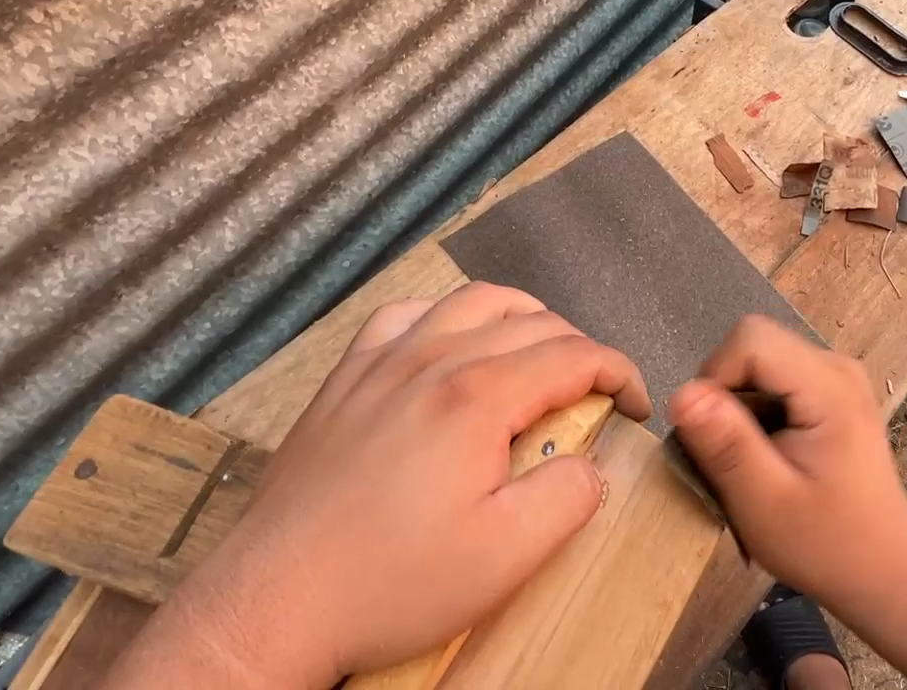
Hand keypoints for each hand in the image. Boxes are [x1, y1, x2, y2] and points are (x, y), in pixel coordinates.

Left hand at [117, 284, 650, 688]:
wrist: (271, 605)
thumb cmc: (393, 583)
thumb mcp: (505, 557)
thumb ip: (567, 496)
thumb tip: (589, 463)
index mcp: (480, 396)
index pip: (575, 355)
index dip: (619, 373)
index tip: (635, 408)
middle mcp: (436, 357)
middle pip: (533, 323)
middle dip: (580, 349)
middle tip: (595, 394)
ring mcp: (384, 360)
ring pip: (473, 301)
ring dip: (523, 317)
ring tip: (538, 350)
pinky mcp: (346, 376)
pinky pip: (405, 314)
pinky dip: (445, 315)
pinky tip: (448, 342)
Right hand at [666, 317, 906, 597]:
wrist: (882, 565)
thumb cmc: (825, 542)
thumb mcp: (763, 503)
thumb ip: (725, 444)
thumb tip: (682, 392)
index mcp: (829, 386)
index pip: (752, 339)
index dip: (716, 376)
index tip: (709, 433)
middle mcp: (835, 365)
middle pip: (754, 344)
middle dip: (724, 391)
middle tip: (727, 452)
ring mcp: (835, 374)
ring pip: (759, 359)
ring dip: (737, 403)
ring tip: (748, 457)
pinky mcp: (829, 388)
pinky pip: (773, 375)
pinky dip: (755, 408)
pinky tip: (766, 452)